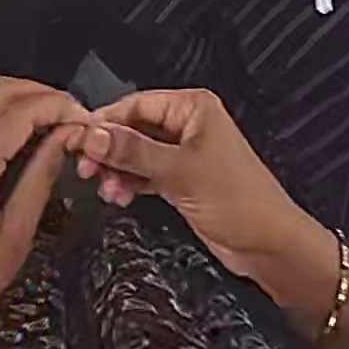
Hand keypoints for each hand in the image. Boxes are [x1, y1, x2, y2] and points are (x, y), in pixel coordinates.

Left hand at [0, 77, 87, 348]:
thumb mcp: (10, 244)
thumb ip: (39, 180)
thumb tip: (61, 143)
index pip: (17, 113)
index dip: (57, 106)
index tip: (79, 116)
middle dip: (40, 93)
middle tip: (69, 112)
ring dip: (15, 101)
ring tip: (46, 122)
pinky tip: (11, 138)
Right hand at [74, 89, 337, 330]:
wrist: (269, 245)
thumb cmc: (238, 198)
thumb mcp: (180, 171)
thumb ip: (133, 152)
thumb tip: (94, 135)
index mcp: (193, 107)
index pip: (137, 103)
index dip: (106, 121)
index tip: (79, 139)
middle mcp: (187, 124)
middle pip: (134, 128)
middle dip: (109, 148)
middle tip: (85, 168)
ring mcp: (184, 152)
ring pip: (136, 152)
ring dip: (117, 169)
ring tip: (105, 188)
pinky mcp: (181, 178)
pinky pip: (145, 172)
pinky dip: (130, 182)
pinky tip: (119, 195)